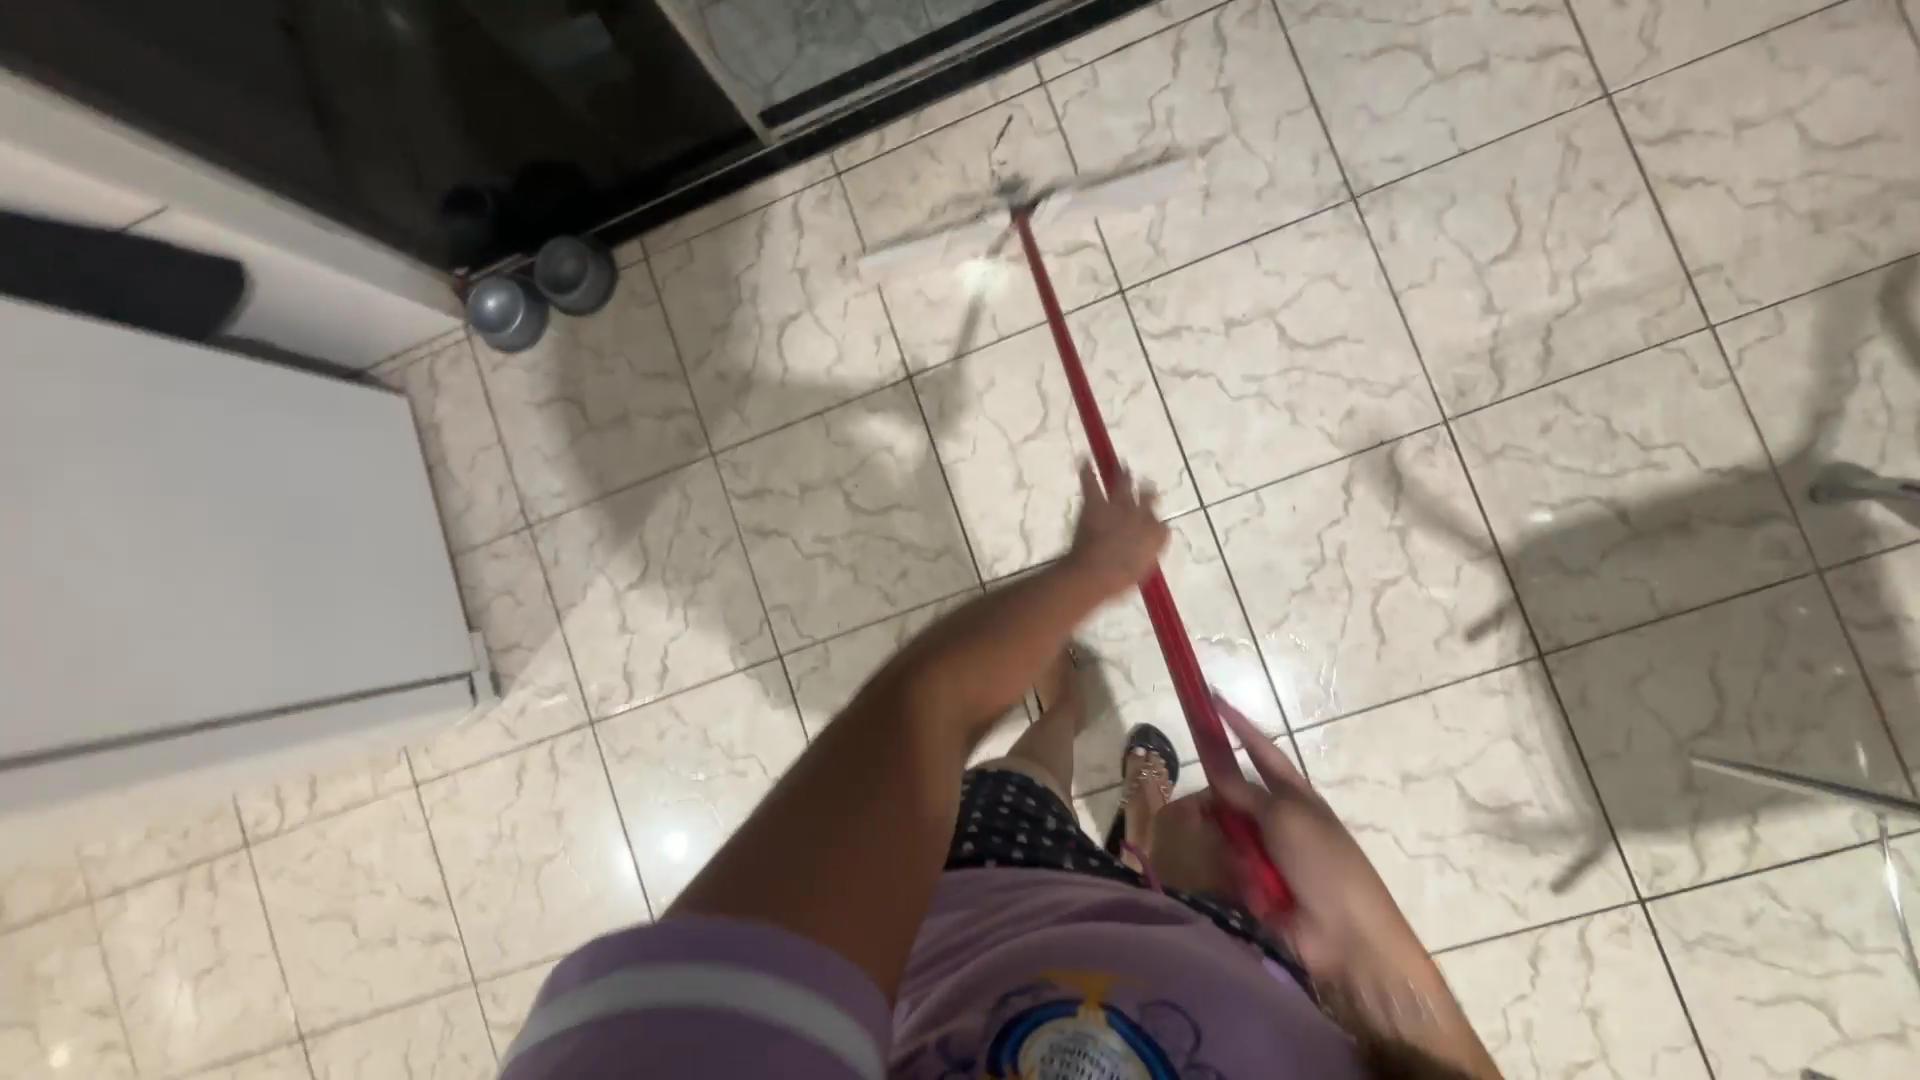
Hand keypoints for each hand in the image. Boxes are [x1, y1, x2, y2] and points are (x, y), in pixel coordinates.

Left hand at [1067, 462, 1168, 595]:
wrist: (1096, 572)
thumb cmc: (1118, 581)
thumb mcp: (1139, 573)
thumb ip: (1142, 559)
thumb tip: (1139, 558)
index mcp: (1156, 535)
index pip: (1161, 526)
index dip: (1154, 523)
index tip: (1150, 523)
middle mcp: (1141, 515)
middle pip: (1147, 497)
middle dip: (1146, 490)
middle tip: (1144, 483)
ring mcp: (1118, 506)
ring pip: (1123, 484)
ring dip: (1123, 474)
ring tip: (1122, 465)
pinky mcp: (1095, 503)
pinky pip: (1091, 483)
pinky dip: (1087, 471)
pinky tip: (1085, 460)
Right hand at [1211, 705, 1500, 1078]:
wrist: (1347, 936)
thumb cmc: (1325, 863)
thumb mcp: (1285, 815)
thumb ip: (1243, 790)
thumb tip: (1216, 772)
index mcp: (1293, 794)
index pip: (1259, 751)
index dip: (1237, 728)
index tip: (1212, 702)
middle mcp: (1276, 820)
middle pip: (1230, 797)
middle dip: (1213, 806)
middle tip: (1193, 814)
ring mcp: (1266, 855)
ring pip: (1224, 834)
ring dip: (1231, 850)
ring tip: (1248, 868)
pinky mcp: (1255, 888)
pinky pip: (1228, 870)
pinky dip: (1237, 879)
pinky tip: (1254, 892)